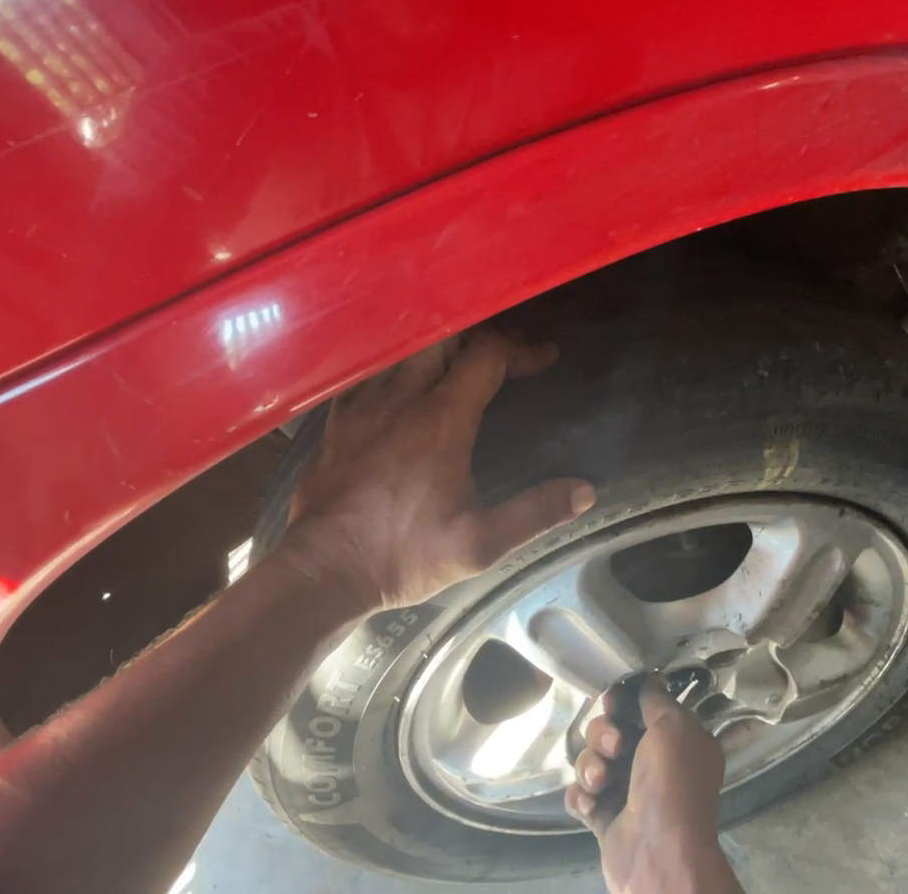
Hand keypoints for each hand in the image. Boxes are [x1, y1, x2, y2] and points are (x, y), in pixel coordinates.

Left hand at [276, 328, 593, 609]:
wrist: (321, 571)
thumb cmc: (402, 555)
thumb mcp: (479, 545)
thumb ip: (534, 513)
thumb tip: (585, 491)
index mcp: (441, 419)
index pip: (487, 355)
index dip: (521, 349)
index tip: (545, 358)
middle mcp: (401, 398)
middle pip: (444, 336)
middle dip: (481, 336)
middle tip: (506, 355)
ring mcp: (364, 404)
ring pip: (405, 348)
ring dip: (440, 346)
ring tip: (461, 363)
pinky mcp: (338, 419)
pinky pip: (371, 369)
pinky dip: (399, 364)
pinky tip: (406, 384)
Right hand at [565, 678, 742, 893]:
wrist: (657, 851)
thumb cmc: (672, 781)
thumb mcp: (673, 725)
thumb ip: (656, 698)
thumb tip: (650, 677)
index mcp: (675, 740)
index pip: (640, 708)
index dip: (622, 702)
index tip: (612, 701)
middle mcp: (652, 763)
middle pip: (610, 731)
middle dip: (603, 735)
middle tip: (614, 748)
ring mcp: (626, 791)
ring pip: (591, 761)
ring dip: (590, 767)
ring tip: (600, 784)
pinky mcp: (603, 817)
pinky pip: (580, 794)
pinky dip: (582, 797)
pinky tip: (591, 806)